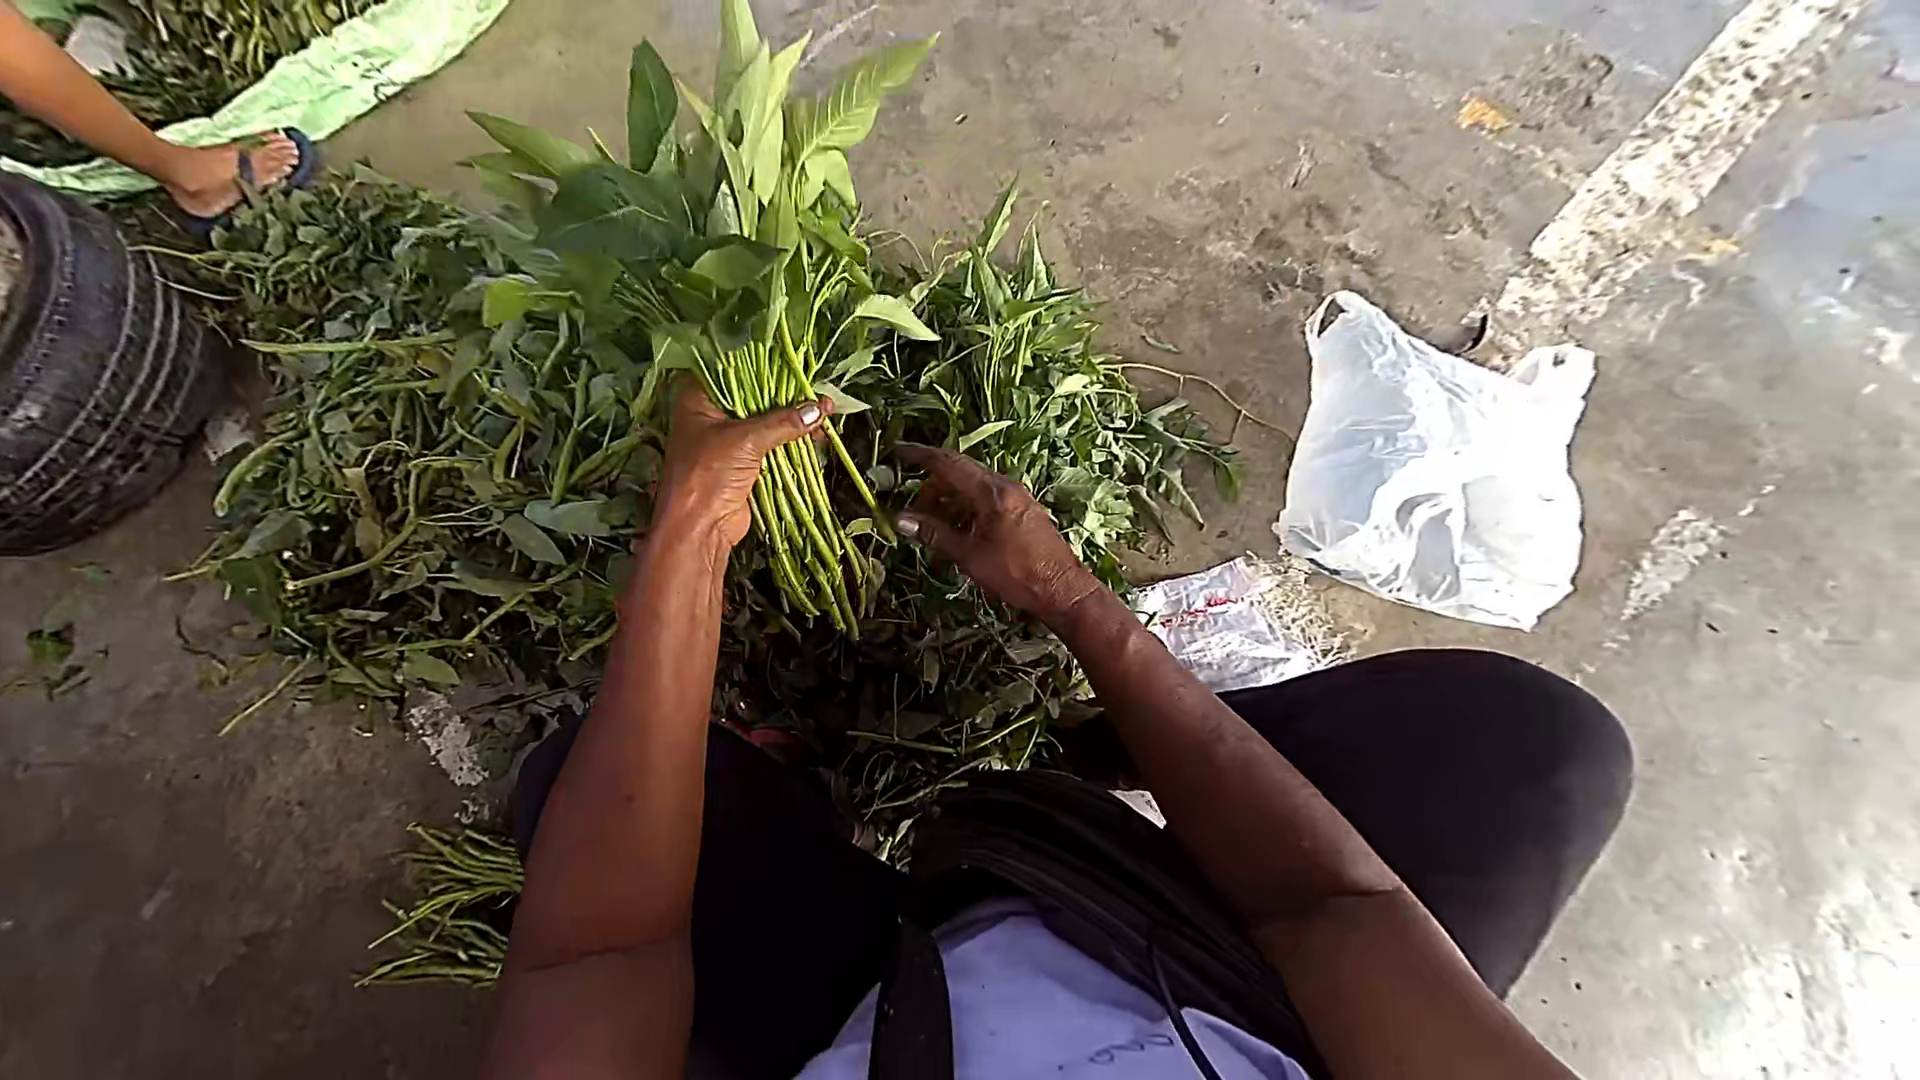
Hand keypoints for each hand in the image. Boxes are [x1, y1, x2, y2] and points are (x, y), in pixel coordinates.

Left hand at [652, 381, 831, 550]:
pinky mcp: (744, 462)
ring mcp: (729, 440)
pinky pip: (773, 444)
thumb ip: (782, 422)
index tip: (799, 366)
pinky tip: (817, 434)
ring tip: (826, 414)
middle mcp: (712, 414)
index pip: (736, 370)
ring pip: (767, 421)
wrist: (699, 528)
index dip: (768, 367)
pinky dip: (793, 441)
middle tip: (818, 392)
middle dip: (789, 396)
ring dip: (795, 420)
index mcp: (699, 399)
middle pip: (756, 397)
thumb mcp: (745, 440)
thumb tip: (818, 409)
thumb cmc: (707, 475)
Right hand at [894, 444, 1102, 623]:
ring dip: (949, 504)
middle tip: (913, 512)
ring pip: (973, 489)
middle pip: (960, 475)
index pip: (949, 463)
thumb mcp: (970, 555)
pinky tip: (957, 534)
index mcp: (992, 491)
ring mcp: (1016, 497)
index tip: (898, 451)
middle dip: (932, 490)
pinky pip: (986, 501)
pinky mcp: (1021, 511)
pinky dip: (966, 511)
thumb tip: (900, 519)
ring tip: (932, 529)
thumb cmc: (1016, 574)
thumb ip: (935, 534)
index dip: (921, 456)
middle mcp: (1006, 486)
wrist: (1062, 590)